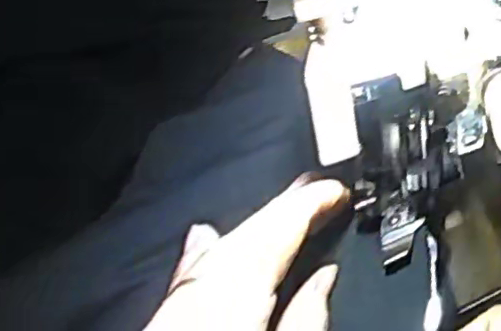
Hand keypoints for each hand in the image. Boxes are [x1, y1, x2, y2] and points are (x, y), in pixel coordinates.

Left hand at [145, 178, 348, 330]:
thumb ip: (306, 319)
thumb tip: (325, 274)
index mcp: (231, 309)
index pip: (275, 236)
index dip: (311, 204)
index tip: (342, 190)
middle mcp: (195, 306)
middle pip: (242, 242)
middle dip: (283, 208)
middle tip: (322, 184)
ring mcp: (169, 317)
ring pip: (213, 258)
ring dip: (252, 225)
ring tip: (285, 202)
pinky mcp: (158, 326)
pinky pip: (182, 282)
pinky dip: (200, 256)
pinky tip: (204, 235)